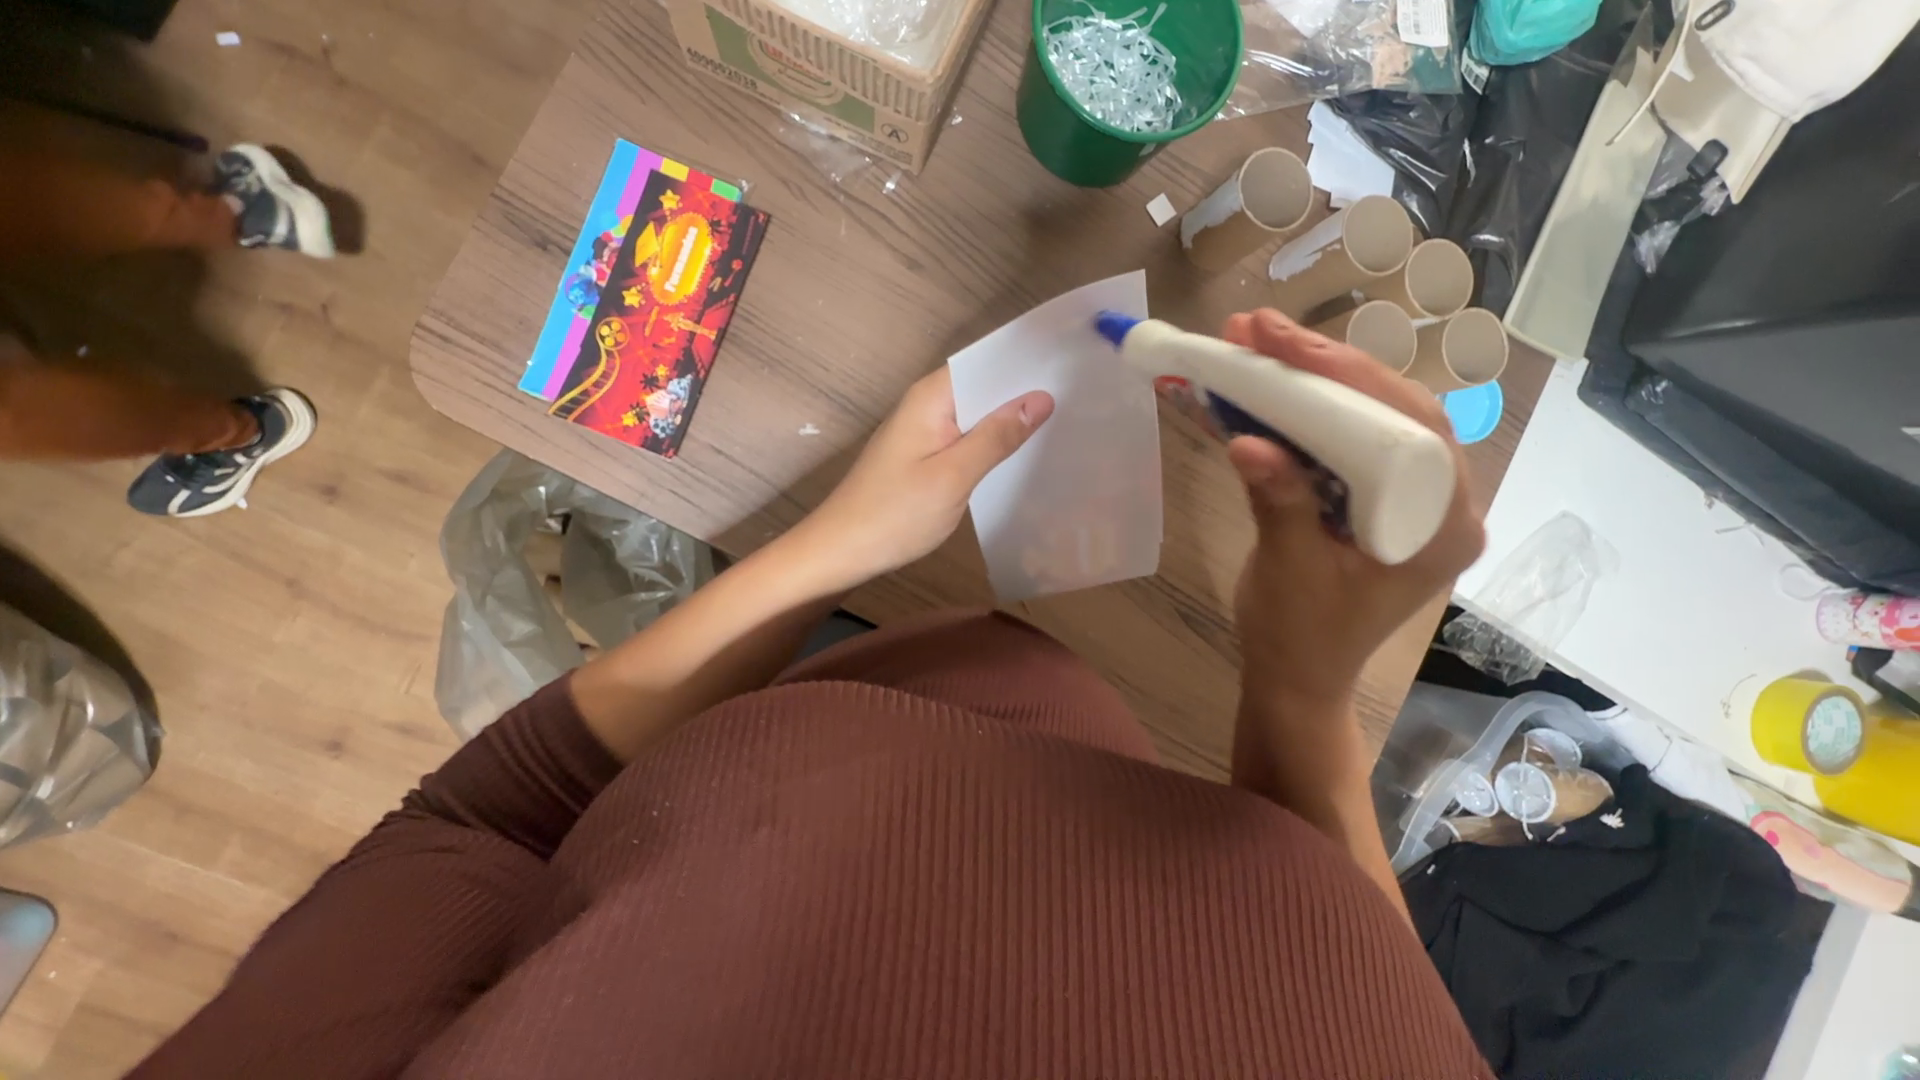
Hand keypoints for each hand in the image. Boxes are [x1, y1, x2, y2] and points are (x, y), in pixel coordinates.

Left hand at [795, 367, 1053, 592]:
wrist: (841, 551)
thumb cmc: (894, 514)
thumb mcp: (953, 476)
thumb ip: (996, 437)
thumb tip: (1040, 399)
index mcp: (931, 397)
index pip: (986, 360)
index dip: (1026, 360)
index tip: (1071, 364)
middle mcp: (927, 404)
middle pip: (984, 385)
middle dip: (1025, 391)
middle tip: (1082, 396)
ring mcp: (924, 431)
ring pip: (977, 414)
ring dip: (1011, 420)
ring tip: (1066, 421)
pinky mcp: (925, 456)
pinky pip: (966, 437)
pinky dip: (992, 443)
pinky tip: (1024, 454)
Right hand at [1225, 309, 1485, 714]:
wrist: (1296, 675)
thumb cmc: (1301, 637)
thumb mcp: (1290, 572)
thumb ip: (1279, 503)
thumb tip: (1248, 440)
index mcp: (1440, 525)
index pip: (1411, 427)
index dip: (1349, 377)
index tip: (1287, 344)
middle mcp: (1438, 500)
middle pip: (1389, 409)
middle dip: (1322, 365)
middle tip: (1257, 329)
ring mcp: (1406, 496)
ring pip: (1365, 415)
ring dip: (1307, 379)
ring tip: (1251, 344)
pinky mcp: (1372, 495)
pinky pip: (1342, 437)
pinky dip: (1300, 410)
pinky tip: (1261, 383)